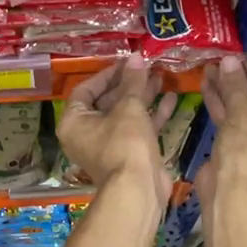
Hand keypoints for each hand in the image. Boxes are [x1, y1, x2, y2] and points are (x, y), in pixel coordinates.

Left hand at [58, 56, 178, 210]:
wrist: (138, 190)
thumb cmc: (125, 143)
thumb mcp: (129, 107)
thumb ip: (133, 81)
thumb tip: (136, 57)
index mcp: (74, 122)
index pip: (85, 90)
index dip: (106, 74)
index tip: (126, 63)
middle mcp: (87, 133)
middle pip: (107, 101)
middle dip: (129, 84)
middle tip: (146, 67)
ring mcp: (109, 145)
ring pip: (125, 114)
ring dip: (143, 96)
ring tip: (161, 76)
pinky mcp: (129, 154)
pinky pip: (138, 129)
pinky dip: (152, 114)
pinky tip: (171, 97)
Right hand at [198, 55, 246, 204]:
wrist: (226, 195)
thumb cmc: (245, 155)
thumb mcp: (241, 117)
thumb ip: (235, 88)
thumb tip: (229, 60)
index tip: (243, 61)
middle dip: (240, 84)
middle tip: (224, 63)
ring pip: (242, 111)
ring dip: (227, 92)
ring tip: (211, 70)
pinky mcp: (236, 149)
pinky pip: (230, 122)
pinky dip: (220, 106)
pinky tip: (207, 87)